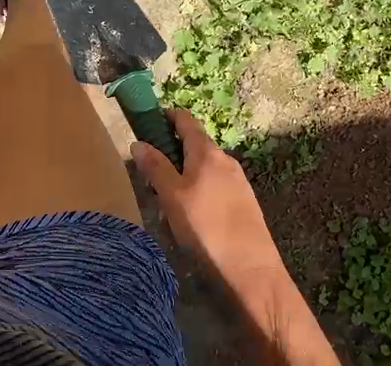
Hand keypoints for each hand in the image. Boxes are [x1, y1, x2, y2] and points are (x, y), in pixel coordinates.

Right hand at [134, 110, 339, 365]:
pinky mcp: (244, 205)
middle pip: (193, 145)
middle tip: (150, 177)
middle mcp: (225, 160)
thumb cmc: (207, 229)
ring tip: (167, 204)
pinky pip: (215, 187)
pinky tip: (191, 221)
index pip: (185, 119)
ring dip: (183, 177)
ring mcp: (238, 182)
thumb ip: (155, 167)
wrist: (253, 274)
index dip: (165, 116)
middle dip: (170, 154)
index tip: (146, 124)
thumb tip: (138, 142)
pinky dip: (198, 193)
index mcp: (207, 151)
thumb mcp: (172, 197)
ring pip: (203, 169)